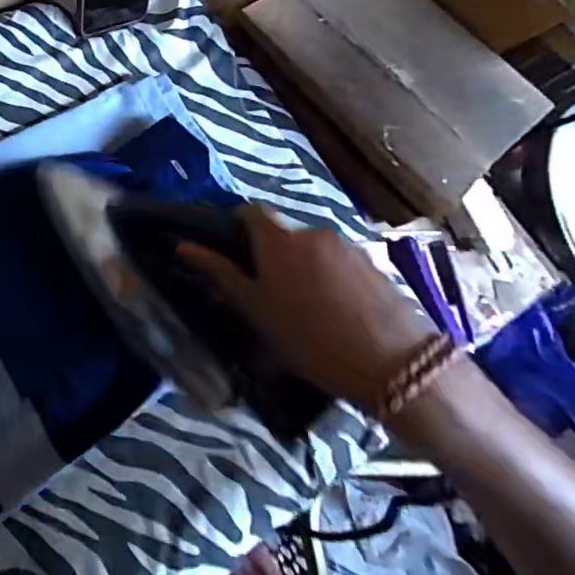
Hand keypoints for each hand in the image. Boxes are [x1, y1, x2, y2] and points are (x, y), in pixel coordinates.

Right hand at [178, 206, 433, 407]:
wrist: (391, 363)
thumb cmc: (309, 339)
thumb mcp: (256, 311)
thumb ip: (220, 273)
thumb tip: (183, 246)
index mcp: (280, 239)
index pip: (250, 211)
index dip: (238, 227)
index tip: (235, 256)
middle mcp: (314, 231)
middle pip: (283, 232)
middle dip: (273, 254)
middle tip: (270, 293)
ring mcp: (348, 245)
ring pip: (313, 249)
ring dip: (303, 267)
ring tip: (307, 308)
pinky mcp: (374, 263)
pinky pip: (340, 262)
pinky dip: (330, 277)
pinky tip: (337, 312)